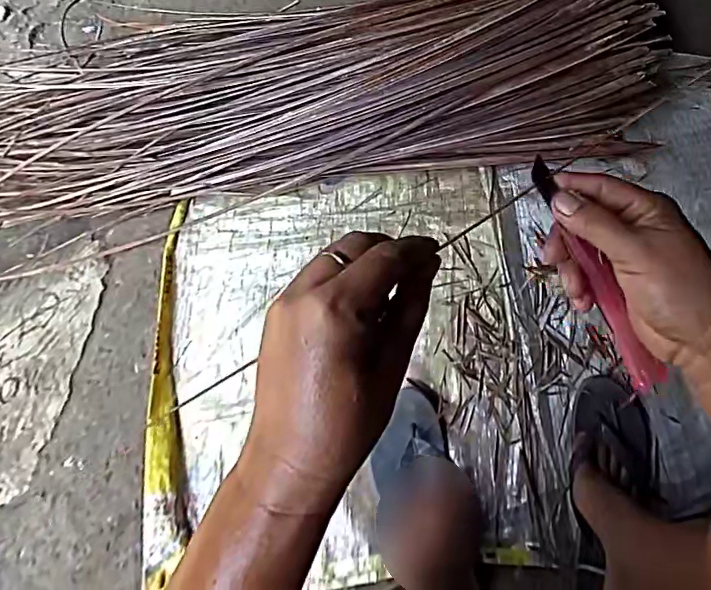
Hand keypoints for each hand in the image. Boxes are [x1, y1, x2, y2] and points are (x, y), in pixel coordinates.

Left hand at [239, 231, 438, 513]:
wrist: (287, 464)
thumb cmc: (346, 424)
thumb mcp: (392, 361)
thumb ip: (411, 304)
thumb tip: (427, 266)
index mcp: (336, 307)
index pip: (384, 257)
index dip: (414, 249)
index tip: (433, 250)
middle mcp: (305, 294)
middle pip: (355, 245)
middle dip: (388, 249)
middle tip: (415, 268)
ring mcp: (286, 302)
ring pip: (334, 256)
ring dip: (365, 260)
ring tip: (390, 286)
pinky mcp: (277, 314)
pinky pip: (316, 275)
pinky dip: (343, 275)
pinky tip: (361, 302)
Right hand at [539, 172, 710, 382]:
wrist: (702, 343)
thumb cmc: (681, 290)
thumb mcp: (635, 252)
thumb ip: (595, 224)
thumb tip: (562, 199)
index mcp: (645, 209)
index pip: (602, 188)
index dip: (572, 188)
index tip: (544, 191)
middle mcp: (634, 227)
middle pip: (586, 219)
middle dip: (567, 238)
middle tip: (553, 256)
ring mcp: (626, 256)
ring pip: (582, 249)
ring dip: (573, 269)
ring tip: (577, 289)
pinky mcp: (619, 282)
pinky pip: (588, 275)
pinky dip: (581, 286)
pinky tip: (585, 301)